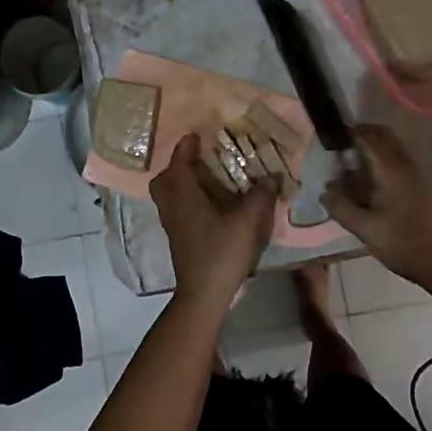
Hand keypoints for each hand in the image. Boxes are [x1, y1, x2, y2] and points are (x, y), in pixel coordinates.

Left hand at [151, 133, 277, 307]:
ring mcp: (172, 226)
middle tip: (196, 161)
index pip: (178, 165)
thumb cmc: (221, 254)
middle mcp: (172, 208)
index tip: (194, 135)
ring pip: (167, 197)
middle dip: (176, 167)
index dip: (184, 148)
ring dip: (179, 184)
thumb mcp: (247, 223)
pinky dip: (185, 201)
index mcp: (184, 198)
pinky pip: (175, 210)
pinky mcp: (178, 241)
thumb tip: (268, 178)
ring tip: (204, 181)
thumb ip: (259, 197)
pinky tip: (207, 207)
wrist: (203, 294)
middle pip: (163, 181)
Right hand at [323, 125, 431, 283]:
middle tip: (338, 149)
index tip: (330, 140)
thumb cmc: (403, 245)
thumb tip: (325, 191)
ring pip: (391, 148)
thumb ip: (341, 207)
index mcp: (391, 171)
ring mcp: (417, 176)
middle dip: (360, 135)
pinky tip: (368, 184)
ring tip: (349, 167)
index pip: (369, 137)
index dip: (348, 133)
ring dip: (371, 148)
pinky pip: (397, 161)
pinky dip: (380, 161)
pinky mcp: (421, 187)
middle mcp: (406, 166)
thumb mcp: (365, 229)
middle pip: (384, 135)